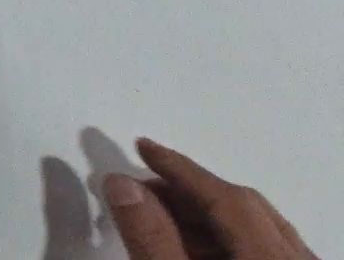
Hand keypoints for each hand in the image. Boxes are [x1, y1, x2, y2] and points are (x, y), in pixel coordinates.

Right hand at [105, 139, 317, 259]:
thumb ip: (151, 235)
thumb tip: (118, 181)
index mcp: (272, 257)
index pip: (229, 197)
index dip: (181, 167)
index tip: (141, 144)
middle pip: (250, 209)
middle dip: (190, 189)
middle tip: (143, 185)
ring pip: (264, 230)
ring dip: (207, 212)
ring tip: (161, 214)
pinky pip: (273, 249)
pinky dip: (230, 234)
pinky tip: (199, 243)